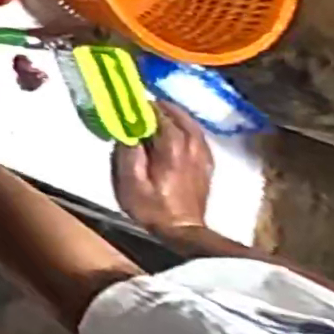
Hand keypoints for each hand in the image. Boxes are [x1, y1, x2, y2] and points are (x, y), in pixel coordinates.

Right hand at [112, 102, 212, 236]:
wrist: (183, 233)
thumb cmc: (151, 207)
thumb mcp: (130, 182)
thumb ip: (129, 155)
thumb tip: (128, 133)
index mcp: (171, 154)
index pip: (165, 123)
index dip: (152, 110)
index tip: (137, 100)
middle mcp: (191, 154)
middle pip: (185, 124)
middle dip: (170, 110)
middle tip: (153, 101)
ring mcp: (202, 162)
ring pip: (196, 132)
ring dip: (182, 118)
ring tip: (166, 111)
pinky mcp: (206, 170)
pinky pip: (200, 142)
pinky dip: (191, 131)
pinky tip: (182, 131)